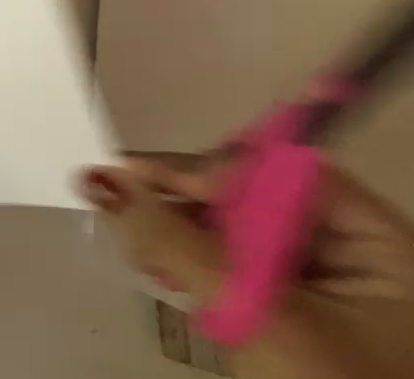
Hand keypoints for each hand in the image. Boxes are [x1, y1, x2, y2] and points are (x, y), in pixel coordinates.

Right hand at [85, 157, 413, 378]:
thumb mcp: (252, 310)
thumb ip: (175, 240)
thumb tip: (99, 178)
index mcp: (382, 246)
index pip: (290, 171)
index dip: (222, 170)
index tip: (154, 185)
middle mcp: (354, 250)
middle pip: (253, 192)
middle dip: (181, 201)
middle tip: (121, 208)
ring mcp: (322, 277)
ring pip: (230, 222)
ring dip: (172, 228)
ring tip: (137, 251)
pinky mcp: (287, 298)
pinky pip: (227, 254)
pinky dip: (185, 254)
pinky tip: (157, 268)